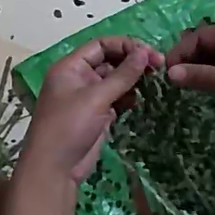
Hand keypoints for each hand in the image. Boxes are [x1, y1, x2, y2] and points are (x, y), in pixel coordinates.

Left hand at [21, 36, 159, 182]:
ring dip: (133, 79)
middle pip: (109, 60)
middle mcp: (78, 78)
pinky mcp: (97, 115)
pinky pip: (116, 98)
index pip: (101, 45)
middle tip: (159, 66)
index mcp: (70, 67)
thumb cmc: (69, 127)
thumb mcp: (96, 98)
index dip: (126, 45)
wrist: (55, 169)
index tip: (150, 53)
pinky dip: (128, 96)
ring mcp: (88, 97)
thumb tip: (144, 52)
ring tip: (153, 82)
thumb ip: (122, 75)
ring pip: (115, 80)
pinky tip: (139, 99)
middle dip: (133, 62)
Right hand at [166, 20, 214, 132]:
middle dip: (190, 59)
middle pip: (211, 43)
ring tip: (187, 87)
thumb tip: (170, 73)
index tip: (166, 73)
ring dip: (204, 69)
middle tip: (174, 82)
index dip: (181, 51)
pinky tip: (211, 89)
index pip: (202, 34)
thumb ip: (203, 76)